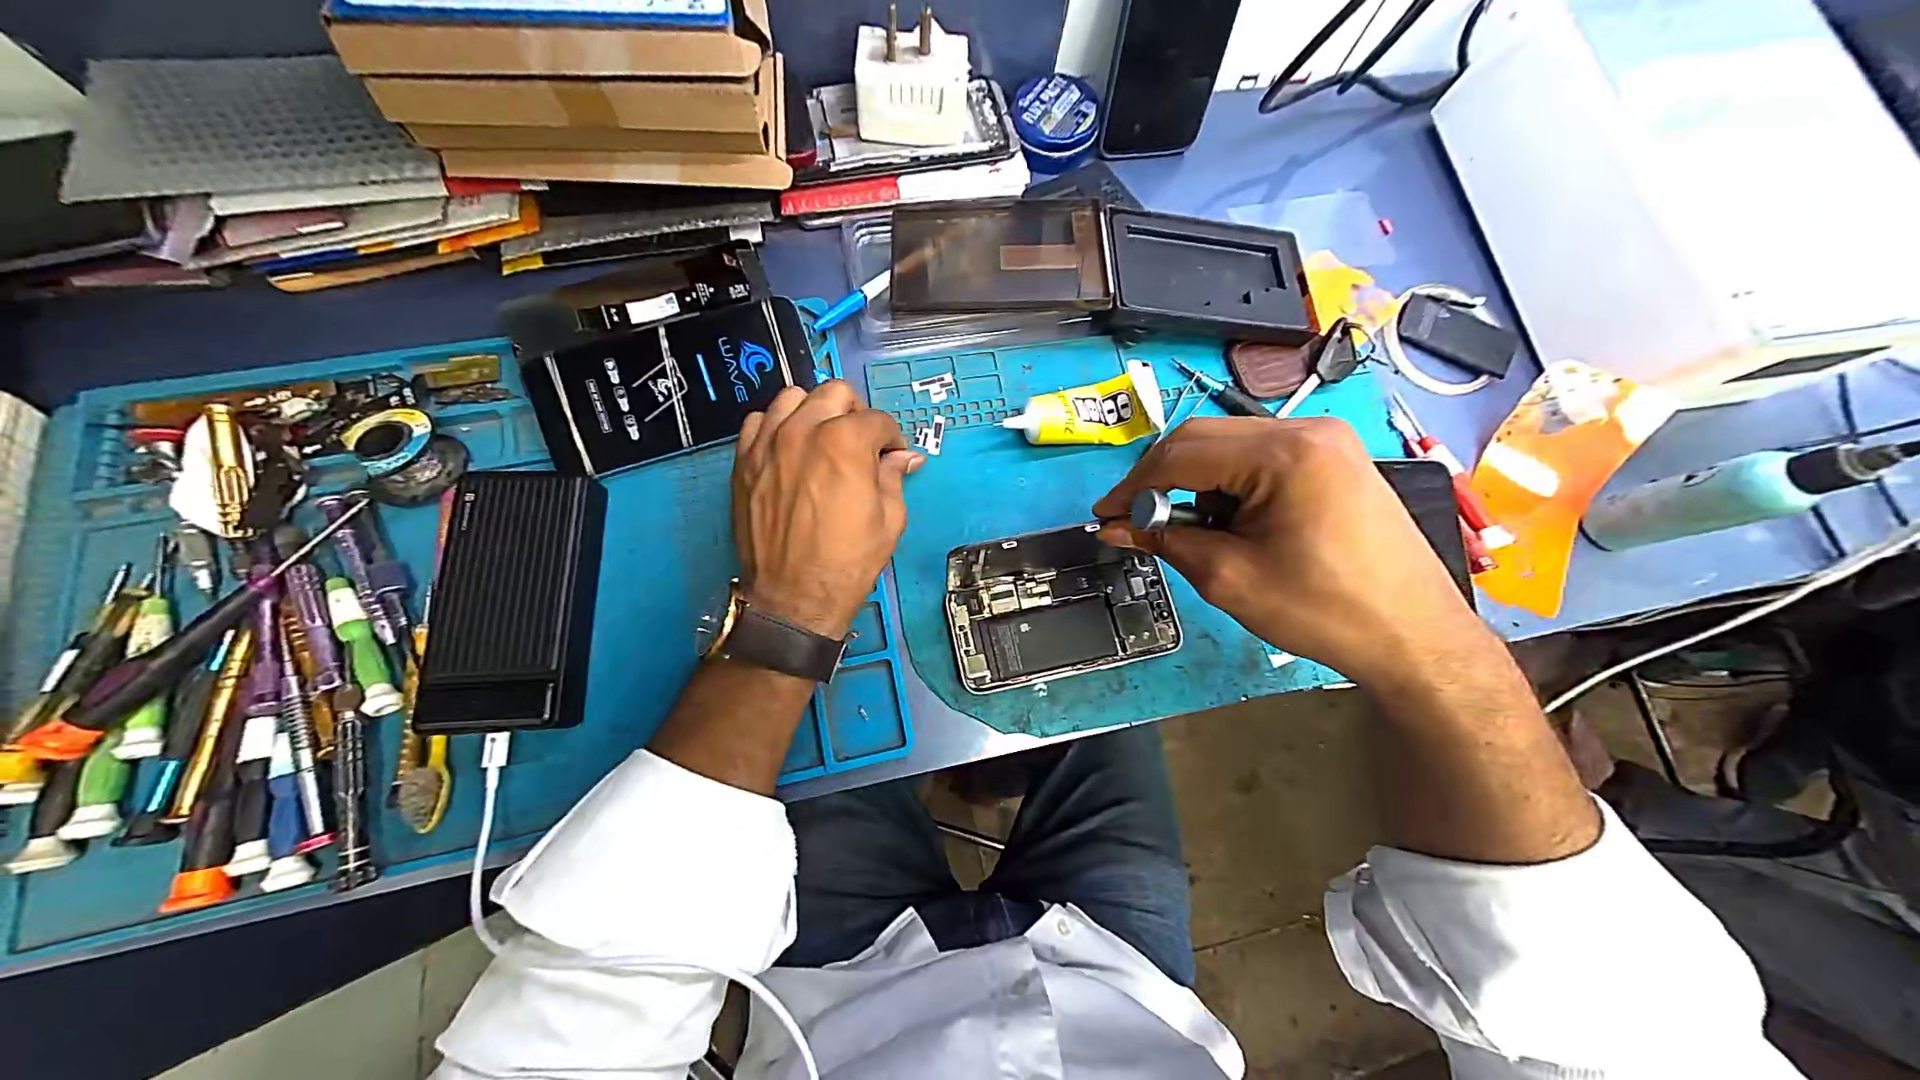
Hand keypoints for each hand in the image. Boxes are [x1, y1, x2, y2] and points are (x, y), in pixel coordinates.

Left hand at [732, 381, 921, 638]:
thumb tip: (904, 457)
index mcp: (846, 442)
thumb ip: (894, 476)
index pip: (877, 419)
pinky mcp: (744, 461)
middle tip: (860, 443)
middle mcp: (804, 430)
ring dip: (815, 411)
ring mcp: (768, 443)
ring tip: (822, 439)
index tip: (891, 455)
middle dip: (855, 413)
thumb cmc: (848, 561)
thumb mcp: (890, 519)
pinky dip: (777, 426)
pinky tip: (788, 448)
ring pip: (793, 397)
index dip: (891, 438)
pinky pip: (759, 420)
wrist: (794, 597)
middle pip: (835, 393)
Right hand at [1092, 417, 1484, 685]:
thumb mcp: (1228, 577)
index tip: (1105, 515)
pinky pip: (1261, 456)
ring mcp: (1326, 440)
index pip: (1181, 453)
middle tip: (1138, 522)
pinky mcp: (1335, 457)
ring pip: (1230, 446)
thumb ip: (1164, 541)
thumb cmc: (1323, 610)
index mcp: (1285, 453)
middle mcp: (1307, 429)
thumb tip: (1113, 527)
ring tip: (1201, 535)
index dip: (1134, 485)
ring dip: (1198, 484)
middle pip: (1204, 438)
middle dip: (1162, 481)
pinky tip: (1237, 524)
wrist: (1415, 636)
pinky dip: (1231, 485)